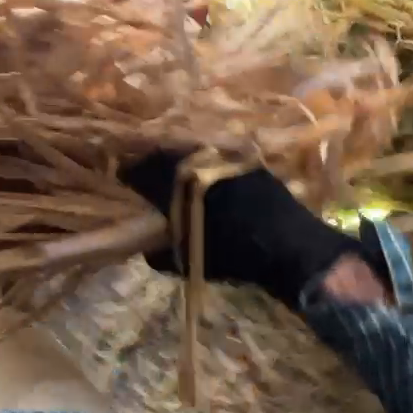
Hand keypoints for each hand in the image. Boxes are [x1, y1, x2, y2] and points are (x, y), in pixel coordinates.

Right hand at [118, 153, 388, 309]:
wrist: (290, 246)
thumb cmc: (233, 256)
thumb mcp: (187, 261)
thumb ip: (160, 252)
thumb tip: (149, 246)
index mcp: (176, 181)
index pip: (141, 169)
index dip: (129, 174)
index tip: (121, 178)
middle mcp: (197, 160)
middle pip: (165, 154)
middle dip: (151, 163)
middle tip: (145, 174)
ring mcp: (226, 156)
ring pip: (192, 152)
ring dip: (178, 161)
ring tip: (175, 175)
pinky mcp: (248, 162)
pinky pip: (217, 157)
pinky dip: (205, 165)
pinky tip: (208, 180)